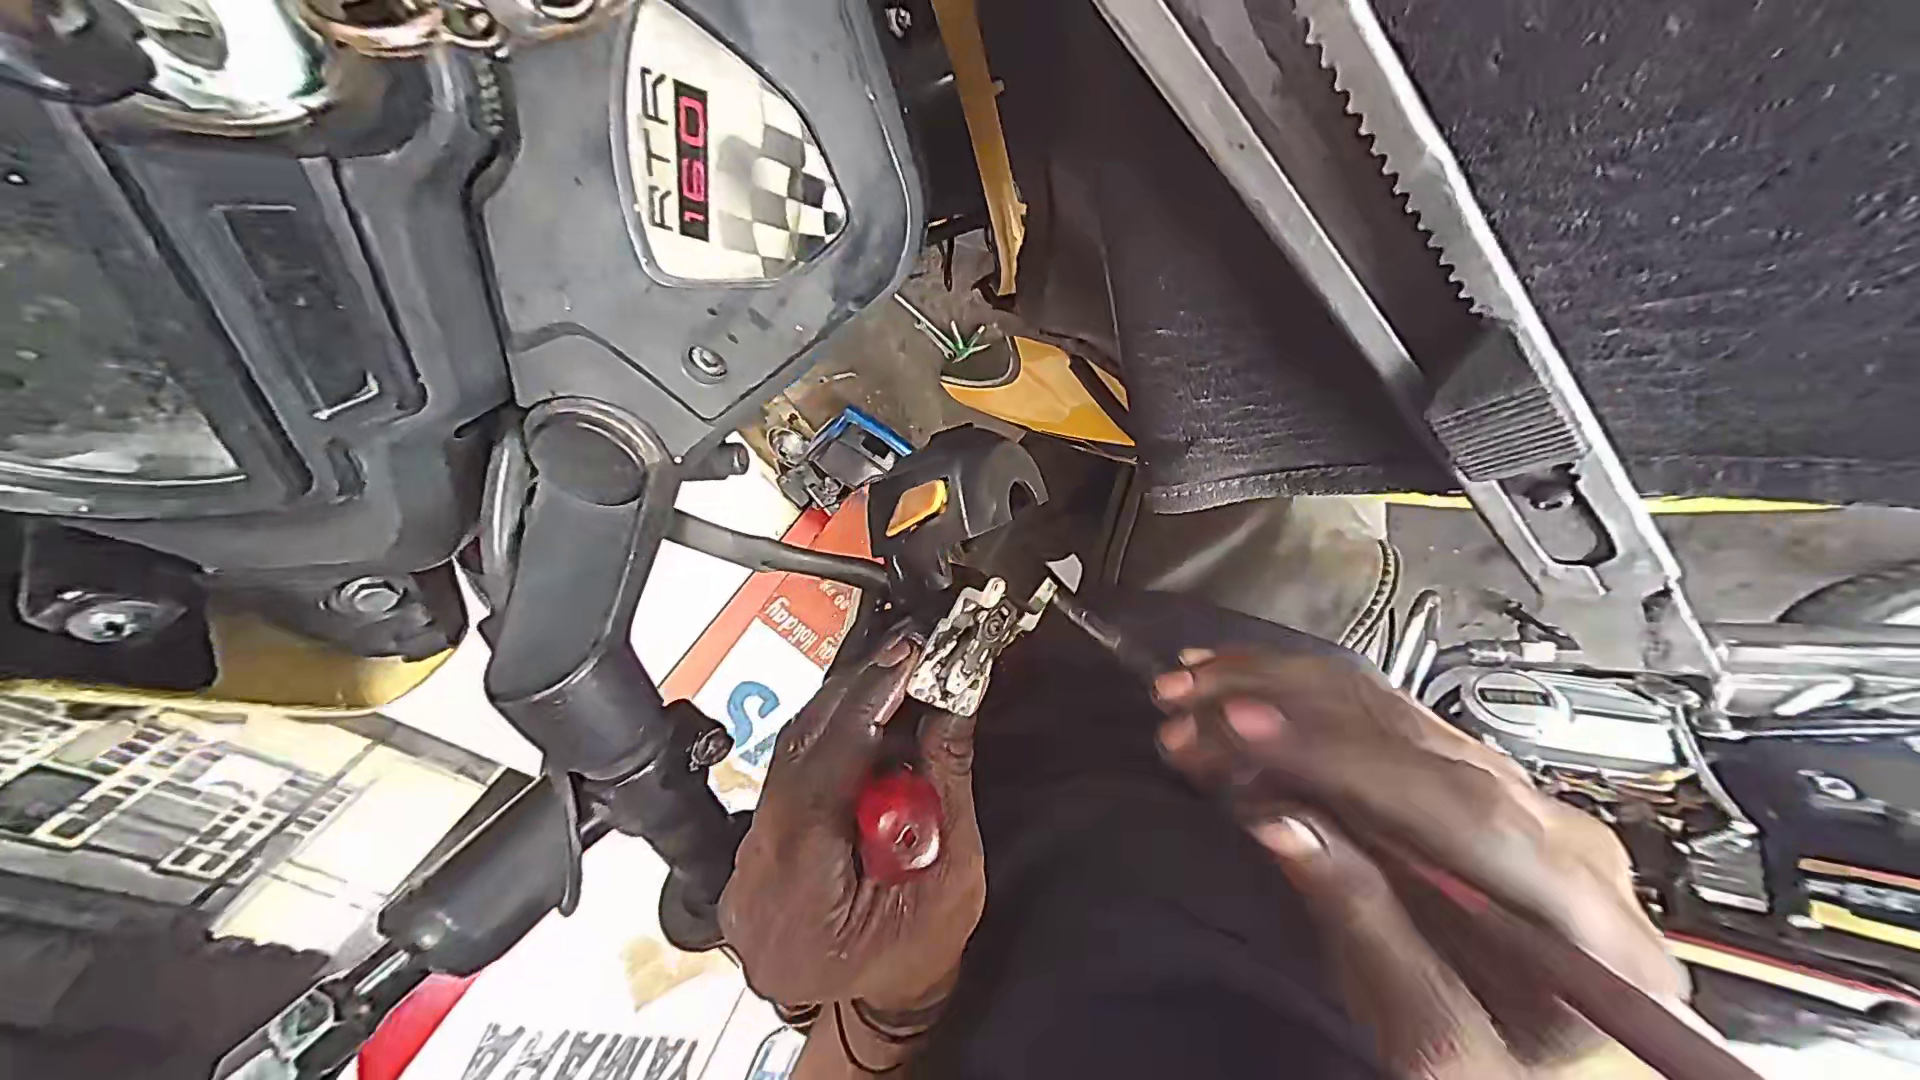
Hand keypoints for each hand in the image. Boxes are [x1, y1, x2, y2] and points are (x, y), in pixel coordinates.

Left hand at [720, 629, 985, 1014]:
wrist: (881, 996)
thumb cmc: (917, 956)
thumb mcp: (952, 874)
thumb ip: (946, 785)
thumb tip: (949, 709)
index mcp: (798, 903)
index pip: (821, 776)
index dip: (866, 710)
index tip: (903, 664)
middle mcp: (756, 879)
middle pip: (799, 754)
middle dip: (858, 697)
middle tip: (904, 659)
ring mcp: (749, 860)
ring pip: (794, 755)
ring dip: (848, 711)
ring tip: (895, 682)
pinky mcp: (760, 842)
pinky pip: (794, 770)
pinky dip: (835, 737)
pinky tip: (870, 719)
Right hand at [1154, 650, 1686, 1076]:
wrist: (1541, 1061)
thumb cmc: (1495, 1068)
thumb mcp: (1435, 1042)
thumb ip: (1367, 931)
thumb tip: (1275, 822)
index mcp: (1576, 908)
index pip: (1450, 802)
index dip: (1333, 755)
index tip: (1237, 727)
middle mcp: (1548, 823)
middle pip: (1402, 730)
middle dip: (1275, 702)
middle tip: (1180, 702)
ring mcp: (1505, 787)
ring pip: (1377, 702)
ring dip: (1269, 684)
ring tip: (1188, 684)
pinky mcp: (1455, 771)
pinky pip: (1368, 710)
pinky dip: (1291, 691)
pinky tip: (1235, 679)